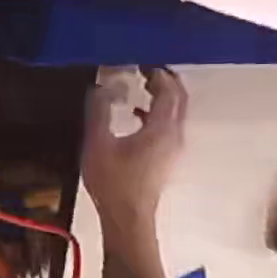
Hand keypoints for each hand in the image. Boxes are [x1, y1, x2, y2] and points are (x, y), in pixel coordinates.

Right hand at [83, 68, 187, 243]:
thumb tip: (100, 87)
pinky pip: (167, 124)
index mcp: (161, 128)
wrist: (128, 215)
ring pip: (175, 112)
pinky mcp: (166, 156)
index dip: (158, 74)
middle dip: (164, 81)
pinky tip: (135, 114)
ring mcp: (173, 147)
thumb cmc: (112, 180)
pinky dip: (156, 111)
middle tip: (144, 69)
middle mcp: (175, 134)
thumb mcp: (97, 143)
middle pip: (178, 99)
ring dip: (162, 96)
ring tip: (140, 86)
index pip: (169, 91)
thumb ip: (99, 112)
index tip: (142, 62)